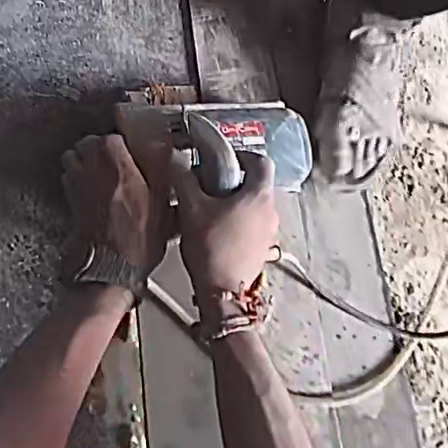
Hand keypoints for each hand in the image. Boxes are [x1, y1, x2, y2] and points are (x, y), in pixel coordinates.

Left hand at [61, 134, 168, 271]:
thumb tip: (163, 146)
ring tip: (98, 166)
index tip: (130, 149)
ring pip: (72, 156)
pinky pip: (68, 177)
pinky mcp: (71, 200)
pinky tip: (89, 186)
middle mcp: (94, 171)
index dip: (122, 142)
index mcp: (118, 167)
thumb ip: (160, 170)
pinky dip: (75, 176)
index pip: (112, 137)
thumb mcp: (162, 203)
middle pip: (88, 143)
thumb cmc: (137, 240)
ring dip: (83, 157)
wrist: (112, 267)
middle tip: (114, 155)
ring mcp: (78, 185)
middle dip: (99, 146)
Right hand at [169, 147, 277, 296]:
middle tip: (209, 183)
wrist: (221, 292)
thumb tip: (176, 158)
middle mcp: (271, 212)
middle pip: (257, 184)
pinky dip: (239, 221)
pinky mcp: (264, 249)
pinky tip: (217, 229)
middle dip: (234, 180)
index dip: (241, 155)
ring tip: (210, 208)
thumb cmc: (210, 246)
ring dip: (236, 202)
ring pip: (255, 205)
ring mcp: (270, 232)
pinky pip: (254, 225)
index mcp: (259, 195)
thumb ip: (183, 178)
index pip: (261, 161)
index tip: (221, 159)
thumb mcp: (191, 208)